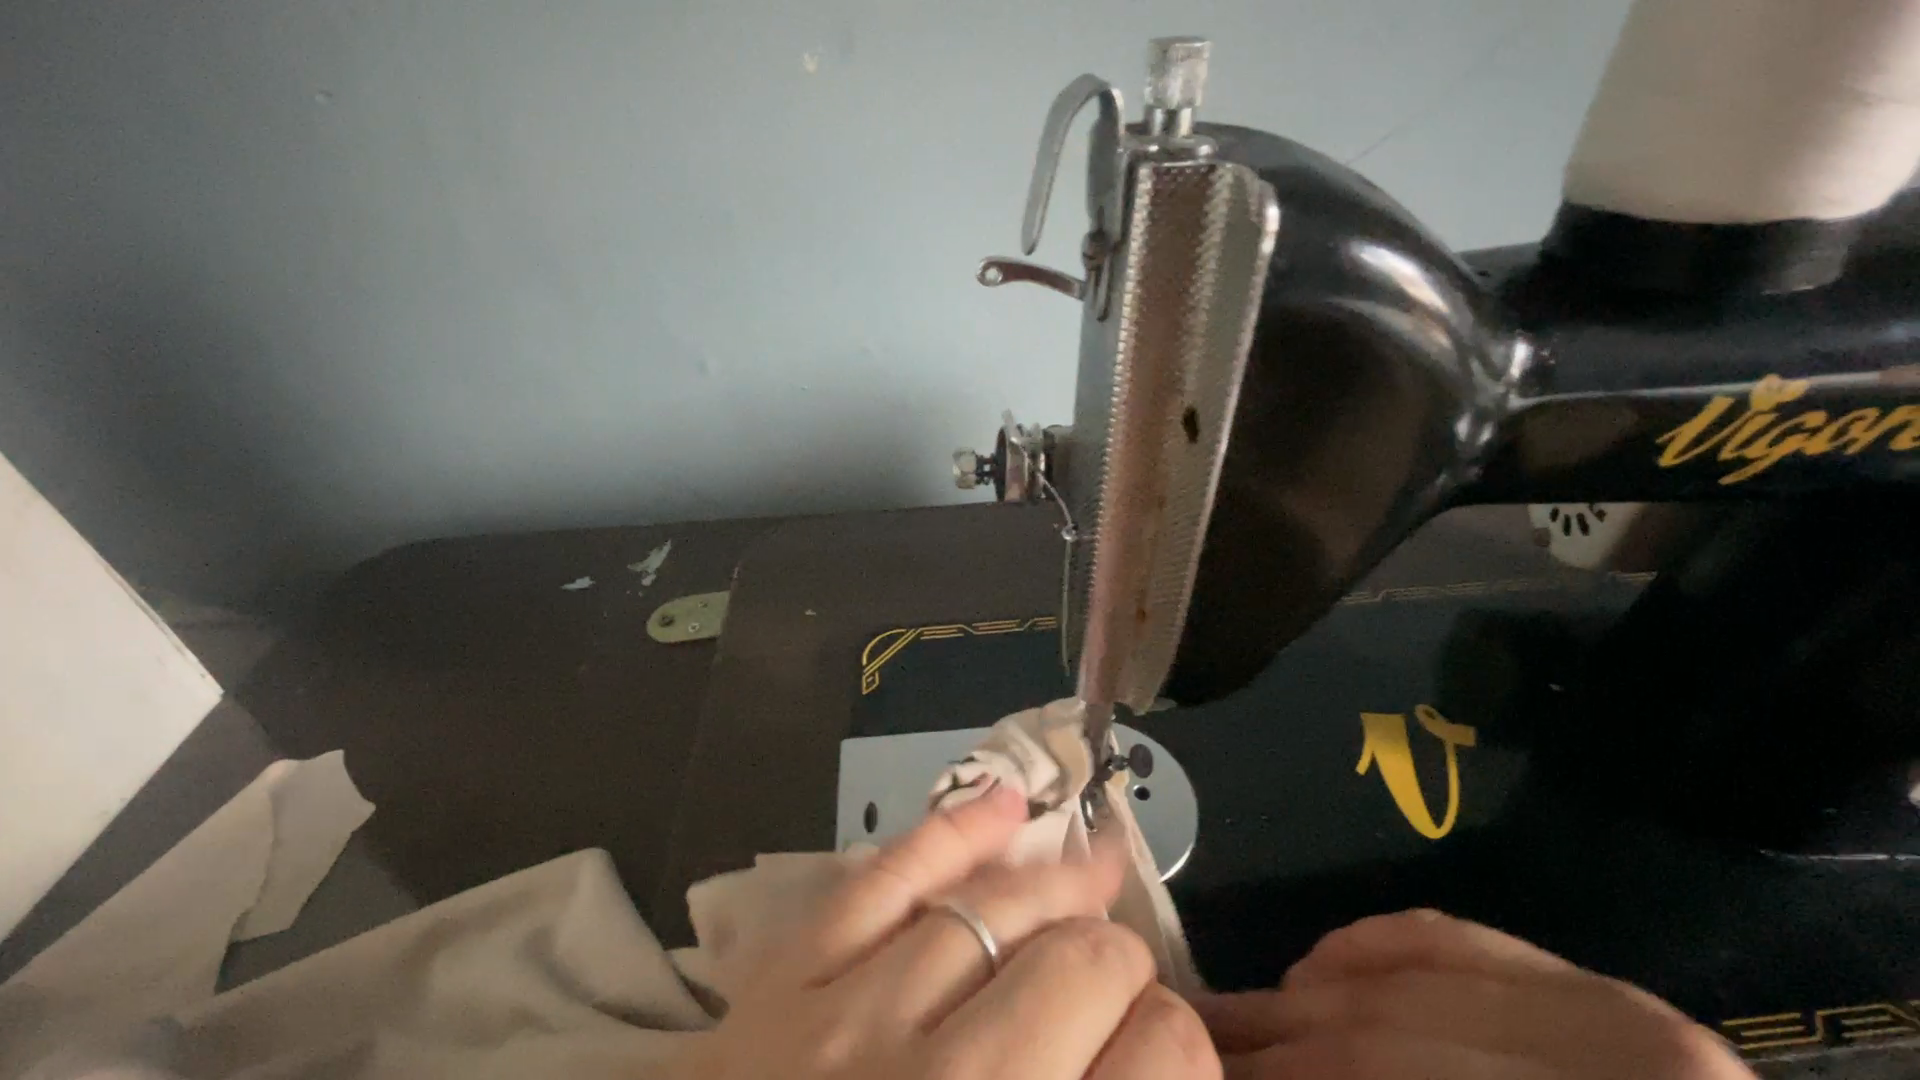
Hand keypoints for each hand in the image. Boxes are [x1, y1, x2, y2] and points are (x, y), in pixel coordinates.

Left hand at [669, 782, 1219, 1079]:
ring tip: (1094, 877)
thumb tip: (1150, 1054)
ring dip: (1059, 890)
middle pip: (1087, 966)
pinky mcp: (786, 984)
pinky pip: (885, 882)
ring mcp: (857, 1023)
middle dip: (1121, 966)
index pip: (1163, 1054)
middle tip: (1116, 990)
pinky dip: (949, 835)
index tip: (1158, 1047)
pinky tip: (1003, 806)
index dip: (1177, 1040)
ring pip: (996, 910)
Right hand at [1193, 910, 1755, 1079]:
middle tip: (1198, 1046)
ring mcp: (1621, 1018)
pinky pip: (1459, 942)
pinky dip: (1371, 946)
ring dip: (1303, 997)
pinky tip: (1314, 968)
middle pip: (1384, 1033)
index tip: (1206, 1071)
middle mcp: (1616, 1063)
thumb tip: (1252, 1073)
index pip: (1375, 1071)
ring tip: (1236, 1019)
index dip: (1274, 1072)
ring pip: (1410, 977)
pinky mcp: (1613, 995)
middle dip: (1272, 1040)